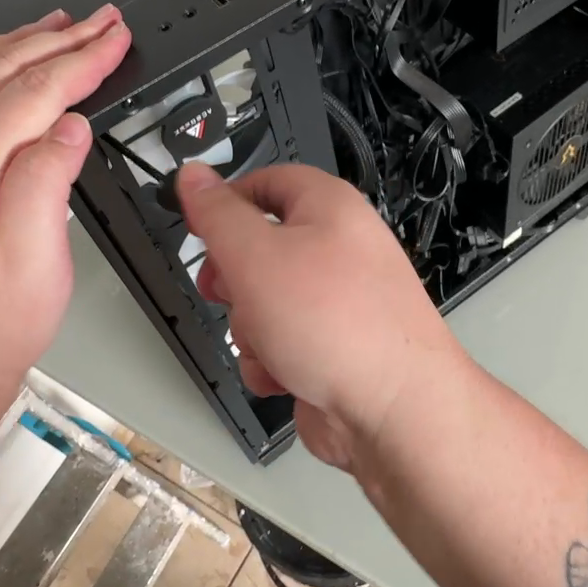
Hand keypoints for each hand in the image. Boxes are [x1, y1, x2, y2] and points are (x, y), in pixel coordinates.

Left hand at [0, 5, 130, 388]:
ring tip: (68, 21)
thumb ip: (46, 183)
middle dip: (65, 37)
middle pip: (10, 68)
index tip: (118, 39)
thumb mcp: (31, 258)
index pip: (36, 90)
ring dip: (30, 38)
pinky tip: (10, 51)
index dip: (83, 59)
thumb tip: (70, 126)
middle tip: (108, 21)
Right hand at [176, 162, 471, 473]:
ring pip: (265, 302)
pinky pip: (282, 343)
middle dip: (235, 279)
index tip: (199, 225)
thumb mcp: (256, 257)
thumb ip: (219, 215)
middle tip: (229, 291)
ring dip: (251, 328)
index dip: (227, 200)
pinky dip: (272, 361)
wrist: (393, 410)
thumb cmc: (342, 326)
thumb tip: (195, 176)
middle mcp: (340, 249)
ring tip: (269, 342)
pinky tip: (283, 373)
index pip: (267, 182)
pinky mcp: (333, 346)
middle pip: (261, 248)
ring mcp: (339, 301)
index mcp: (330, 208)